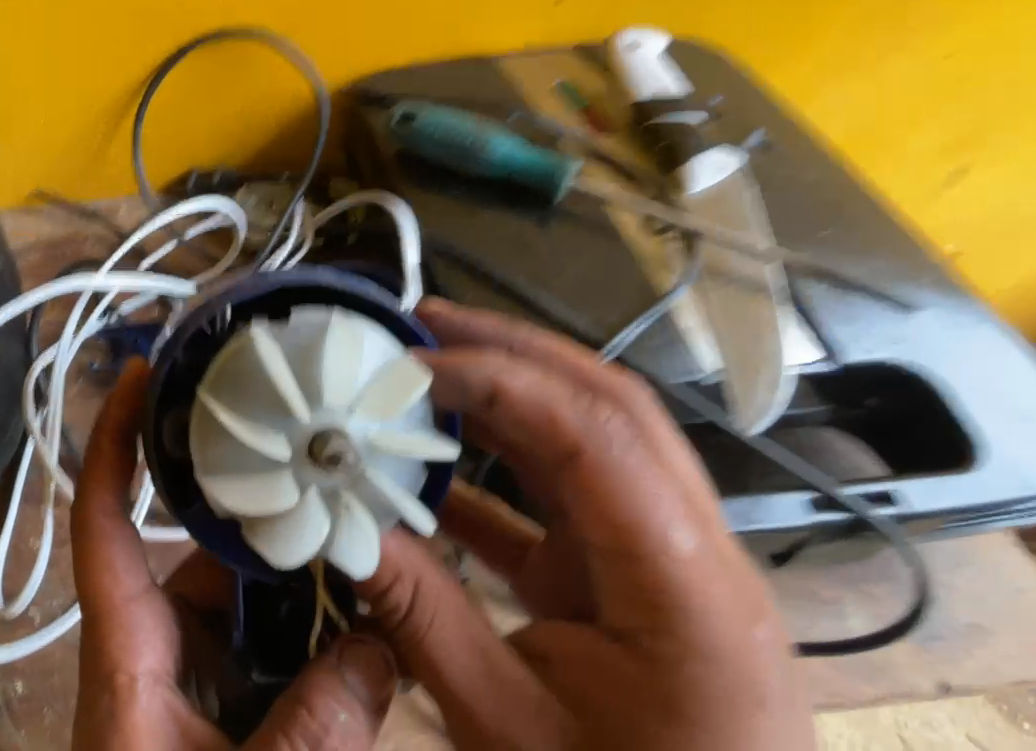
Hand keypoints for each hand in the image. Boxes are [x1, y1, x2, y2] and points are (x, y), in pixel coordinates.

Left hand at [71, 360, 400, 749]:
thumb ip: (314, 728)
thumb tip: (378, 649)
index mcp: (126, 651)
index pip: (104, 522)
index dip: (112, 443)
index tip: (138, 375)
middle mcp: (153, 648)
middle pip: (202, 556)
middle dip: (265, 524)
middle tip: (331, 477)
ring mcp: (188, 681)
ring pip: (246, 609)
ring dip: (303, 592)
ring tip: (369, 550)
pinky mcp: (219, 712)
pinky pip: (268, 658)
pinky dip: (313, 646)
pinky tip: (371, 636)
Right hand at [357, 298, 814, 749]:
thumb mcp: (506, 727)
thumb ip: (422, 615)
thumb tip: (343, 525)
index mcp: (684, 587)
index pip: (600, 435)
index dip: (502, 380)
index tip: (410, 364)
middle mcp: (692, 550)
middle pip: (611, 409)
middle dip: (511, 353)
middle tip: (420, 324)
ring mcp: (665, 558)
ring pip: (593, 439)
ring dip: (506, 397)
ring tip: (423, 368)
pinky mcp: (633, 577)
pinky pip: (567, 499)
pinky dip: (499, 470)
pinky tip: (432, 464)